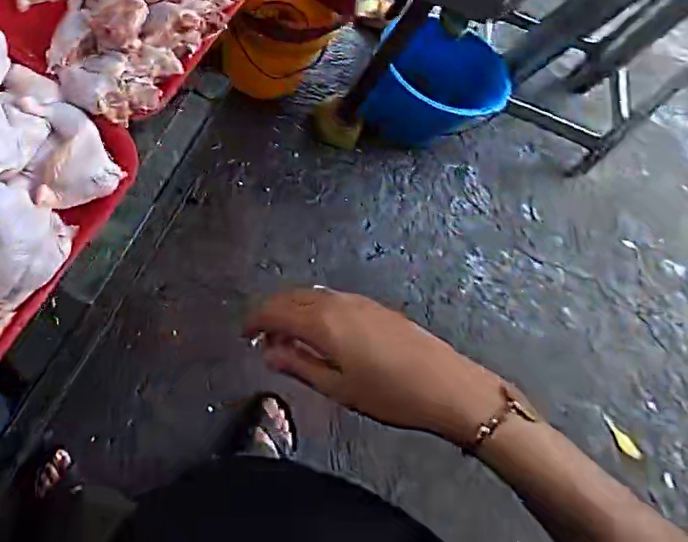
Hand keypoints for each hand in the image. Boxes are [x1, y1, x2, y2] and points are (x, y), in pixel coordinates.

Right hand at [246, 287, 509, 445]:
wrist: (444, 382)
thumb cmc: (388, 392)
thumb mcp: (338, 388)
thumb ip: (300, 366)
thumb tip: (270, 352)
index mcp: (323, 321)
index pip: (277, 309)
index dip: (256, 319)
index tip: (244, 333)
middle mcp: (337, 302)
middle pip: (292, 297)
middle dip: (272, 312)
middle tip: (262, 339)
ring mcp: (357, 300)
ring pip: (311, 295)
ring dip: (292, 309)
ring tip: (287, 338)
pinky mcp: (372, 304)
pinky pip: (330, 298)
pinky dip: (313, 308)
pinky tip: (318, 332)